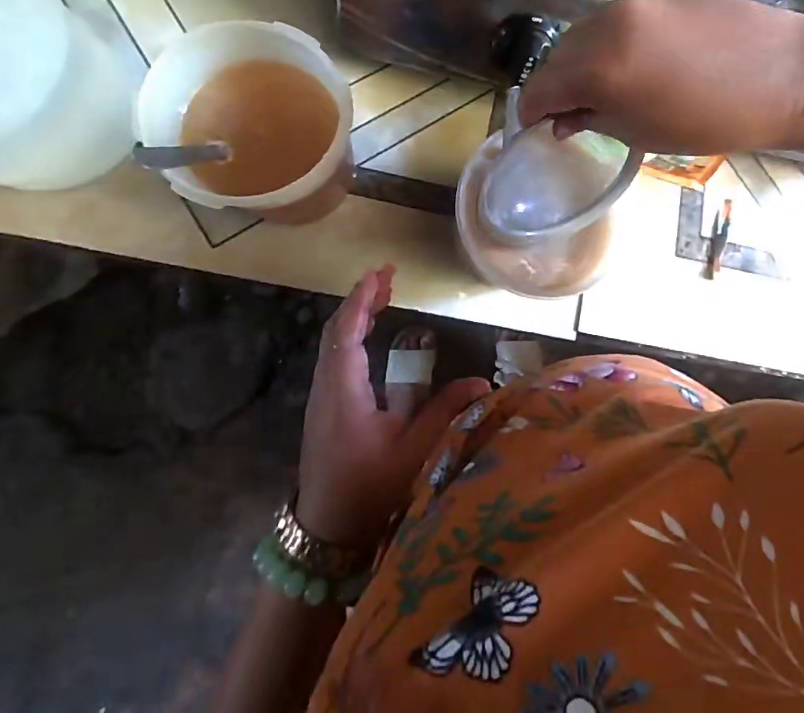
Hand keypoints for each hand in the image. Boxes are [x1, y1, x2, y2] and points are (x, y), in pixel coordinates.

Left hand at [294, 265, 490, 545]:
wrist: (325, 531)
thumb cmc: (368, 489)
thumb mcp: (413, 451)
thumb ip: (445, 412)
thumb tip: (481, 382)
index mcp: (344, 392)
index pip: (347, 332)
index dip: (364, 299)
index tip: (384, 273)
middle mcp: (327, 389)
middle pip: (336, 332)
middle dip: (361, 300)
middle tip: (390, 277)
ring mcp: (322, 399)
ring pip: (333, 344)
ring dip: (356, 316)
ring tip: (385, 296)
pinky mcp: (325, 409)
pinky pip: (335, 358)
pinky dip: (352, 336)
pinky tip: (370, 336)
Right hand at [516, 0, 803, 154]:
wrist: (789, 74)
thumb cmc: (718, 119)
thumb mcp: (646, 133)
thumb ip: (594, 119)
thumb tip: (564, 116)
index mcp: (602, 65)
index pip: (541, 87)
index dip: (533, 112)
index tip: (538, 128)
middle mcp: (609, 22)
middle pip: (559, 54)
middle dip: (558, 84)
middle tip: (576, 111)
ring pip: (588, 30)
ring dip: (585, 59)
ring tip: (611, 84)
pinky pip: (620, 15)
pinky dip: (616, 38)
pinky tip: (643, 57)